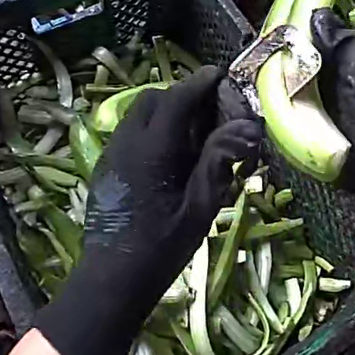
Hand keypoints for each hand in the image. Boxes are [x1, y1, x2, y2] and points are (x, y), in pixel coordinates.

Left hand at [33, 66, 261, 354]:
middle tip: (211, 111)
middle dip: (182, 96)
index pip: (177, 99)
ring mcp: (111, 152)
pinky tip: (171, 155)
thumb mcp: (199, 207)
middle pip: (153, 99)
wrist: (111, 279)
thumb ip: (219, 161)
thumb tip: (247, 126)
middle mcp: (126, 142)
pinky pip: (131, 131)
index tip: (220, 75)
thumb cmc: (161, 248)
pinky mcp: (106, 165)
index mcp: (151, 149)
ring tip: (193, 133)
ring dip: (166, 111)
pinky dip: (153, 128)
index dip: (200, 83)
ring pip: (139, 113)